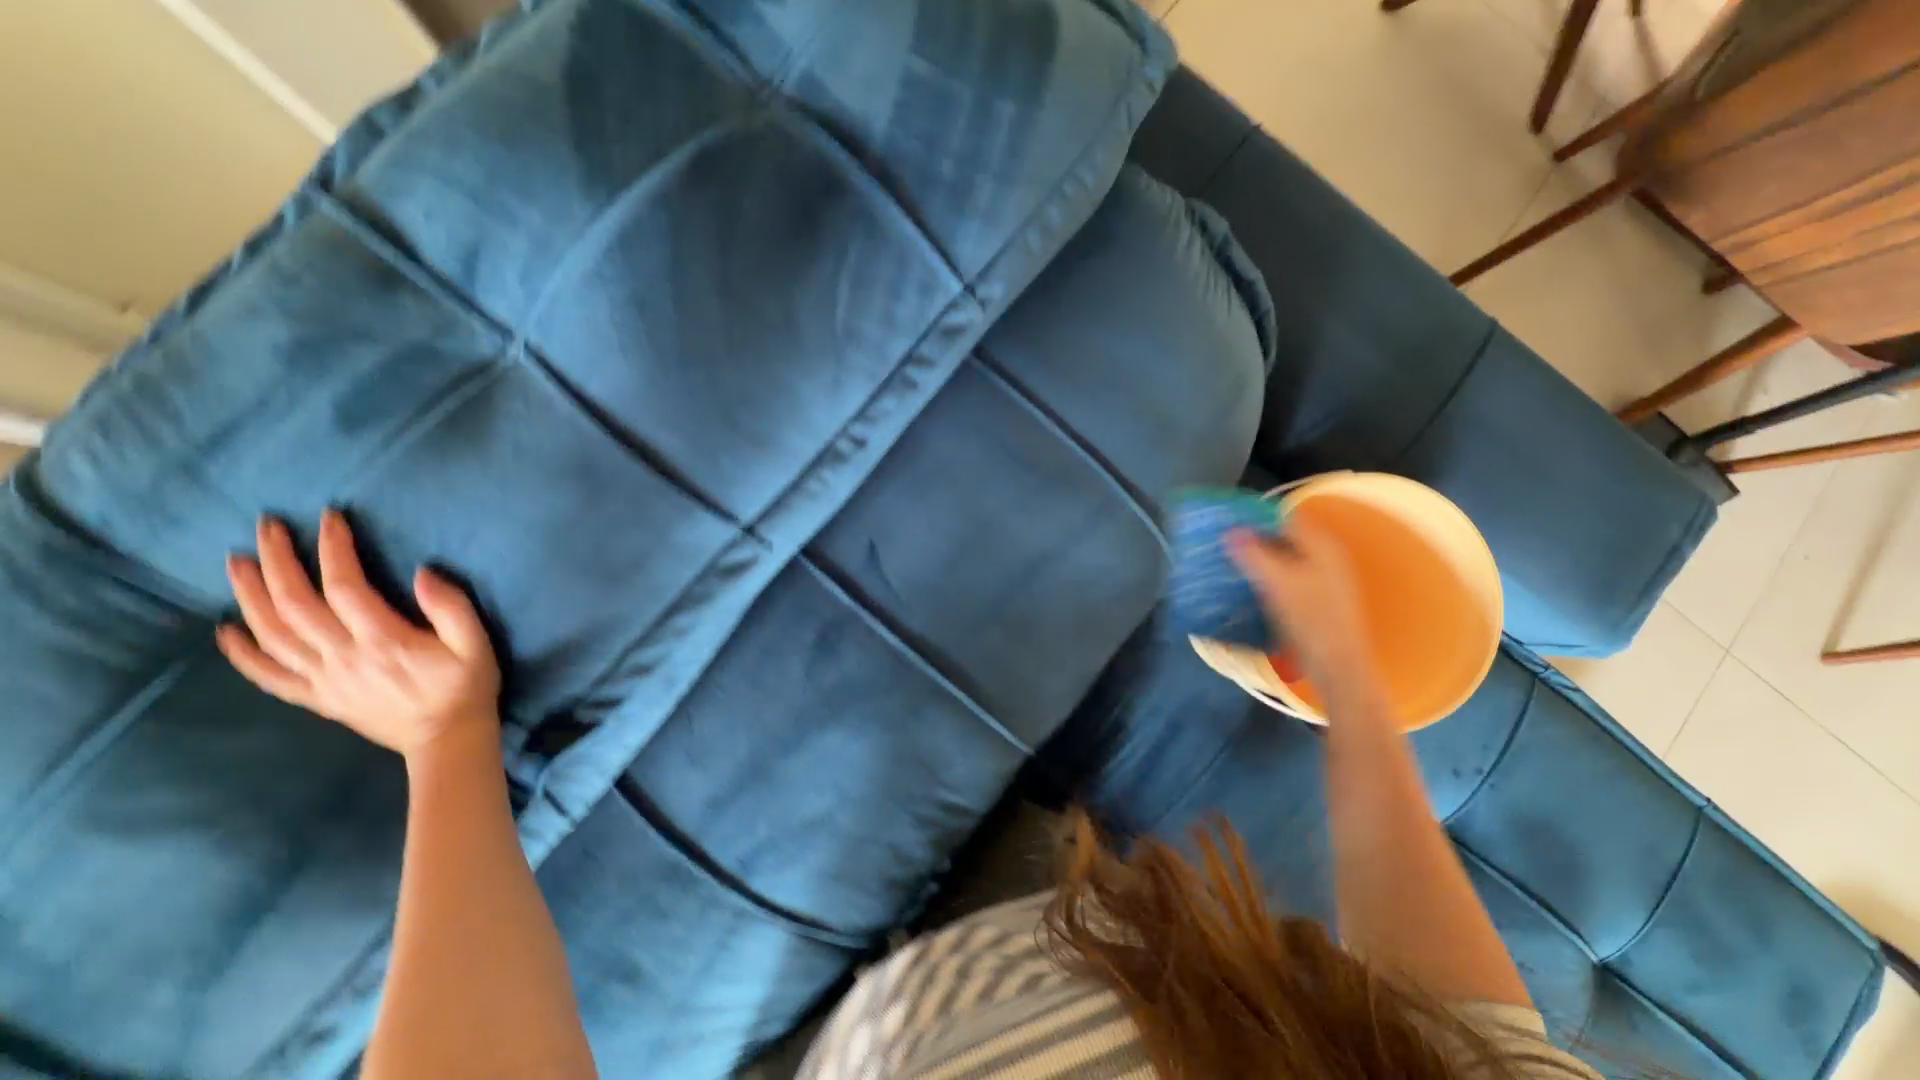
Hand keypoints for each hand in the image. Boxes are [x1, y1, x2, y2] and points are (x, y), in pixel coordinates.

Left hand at [217, 510, 500, 760]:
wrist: (448, 741)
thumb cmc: (465, 687)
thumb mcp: (476, 645)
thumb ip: (452, 608)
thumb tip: (423, 573)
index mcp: (384, 640)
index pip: (344, 586)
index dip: (333, 548)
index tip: (329, 518)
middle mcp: (343, 658)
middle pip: (294, 604)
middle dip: (277, 561)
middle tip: (267, 527)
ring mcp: (324, 681)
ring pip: (272, 634)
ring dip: (250, 596)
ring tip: (238, 563)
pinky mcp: (318, 698)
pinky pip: (269, 677)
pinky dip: (242, 655)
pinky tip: (227, 631)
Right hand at [1226, 519, 1374, 692]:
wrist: (1339, 668)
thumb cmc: (1310, 620)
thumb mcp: (1277, 584)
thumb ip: (1253, 555)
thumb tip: (1230, 532)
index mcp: (1322, 547)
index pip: (1285, 519)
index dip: (1256, 519)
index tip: (1228, 524)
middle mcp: (1327, 559)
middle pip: (1285, 540)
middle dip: (1255, 542)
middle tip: (1224, 547)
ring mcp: (1324, 583)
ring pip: (1286, 562)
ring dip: (1260, 564)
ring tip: (1230, 568)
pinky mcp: (1318, 604)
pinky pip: (1288, 582)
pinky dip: (1269, 582)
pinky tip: (1249, 593)